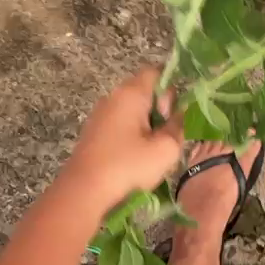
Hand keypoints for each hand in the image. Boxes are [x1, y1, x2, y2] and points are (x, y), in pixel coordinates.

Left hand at [58, 66, 184, 211]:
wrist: (84, 191)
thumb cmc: (128, 167)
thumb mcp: (166, 149)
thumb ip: (179, 126)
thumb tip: (180, 114)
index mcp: (130, 94)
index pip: (156, 72)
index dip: (170, 88)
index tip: (174, 113)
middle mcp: (112, 97)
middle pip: (143, 90)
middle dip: (160, 109)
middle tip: (166, 135)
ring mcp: (100, 115)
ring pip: (132, 109)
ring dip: (147, 124)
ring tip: (153, 150)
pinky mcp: (93, 132)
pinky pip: (120, 124)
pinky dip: (132, 134)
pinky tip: (135, 157)